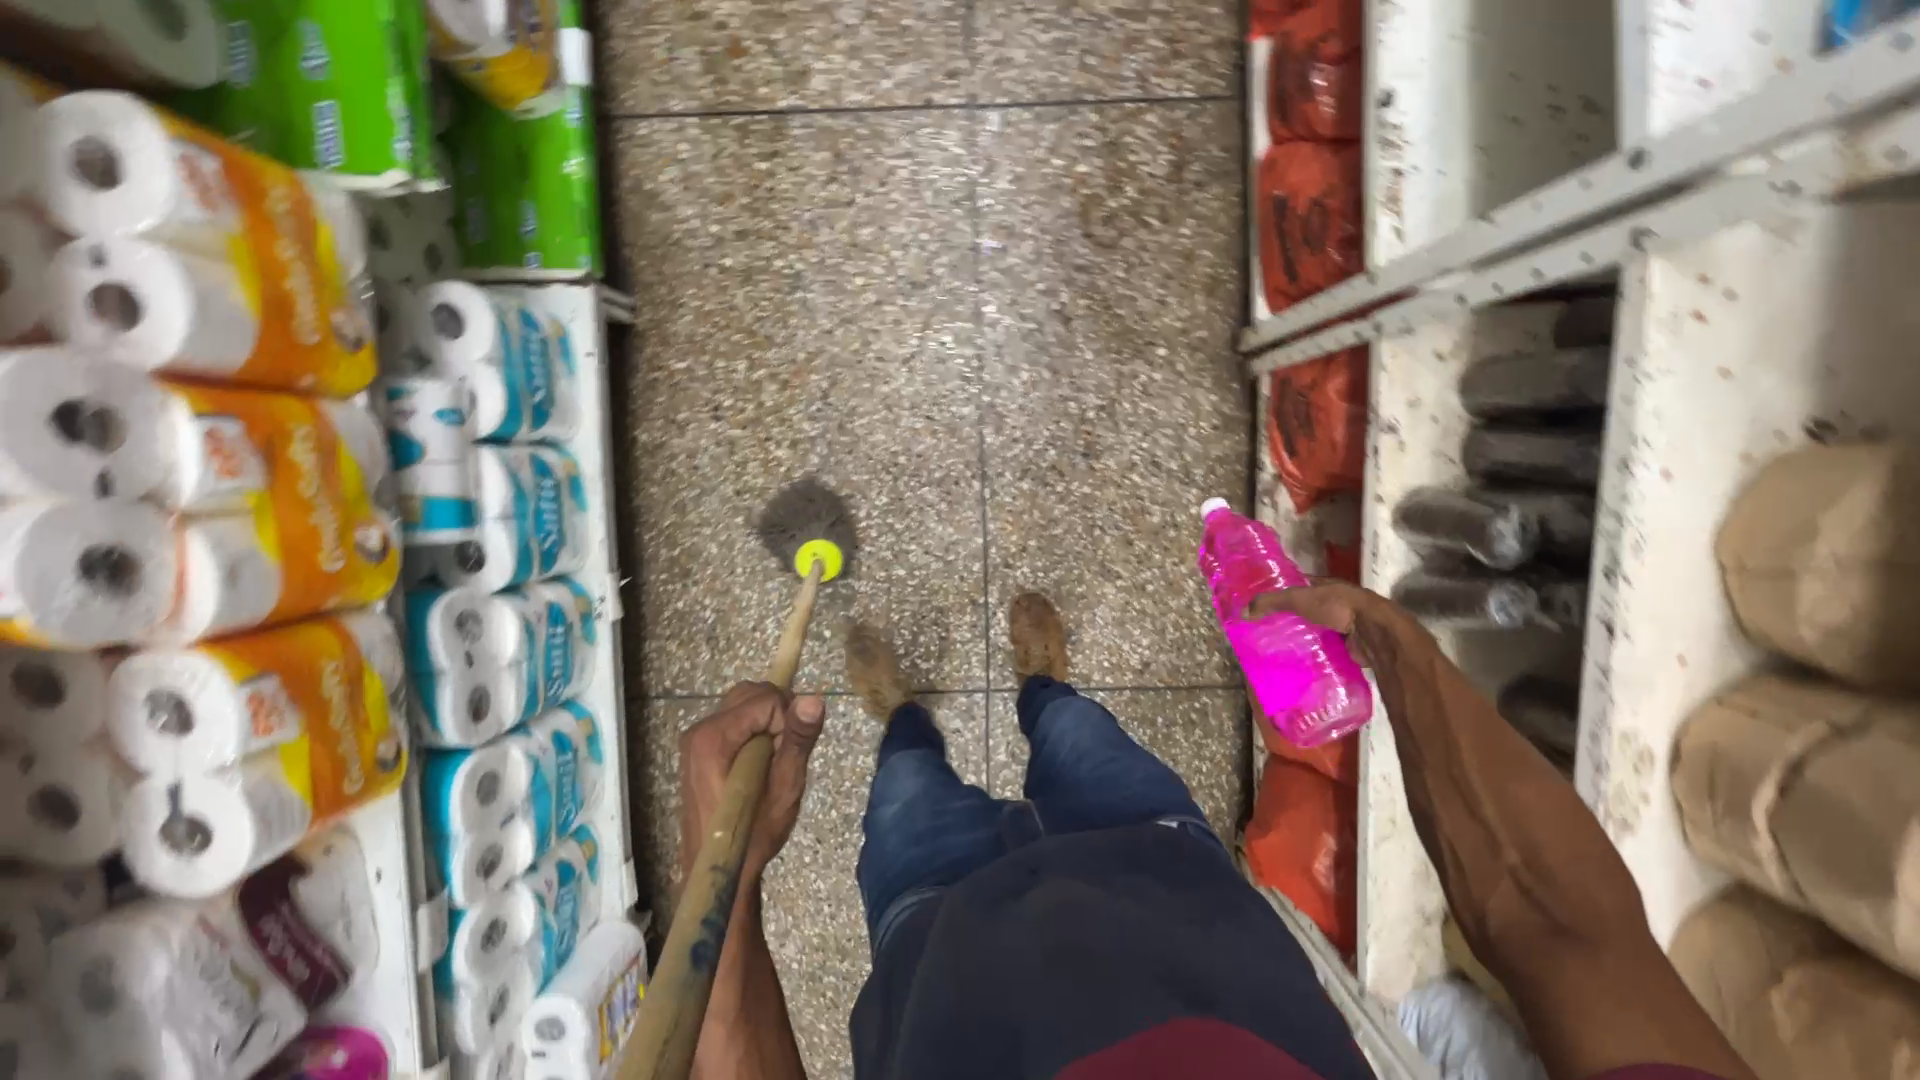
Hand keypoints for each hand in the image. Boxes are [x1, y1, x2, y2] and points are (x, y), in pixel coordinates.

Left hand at [677, 682, 826, 891]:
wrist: (720, 871)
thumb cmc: (754, 833)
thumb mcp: (785, 788)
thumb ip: (798, 740)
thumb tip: (813, 699)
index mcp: (714, 736)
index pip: (767, 699)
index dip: (788, 722)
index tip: (789, 757)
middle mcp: (700, 729)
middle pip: (753, 693)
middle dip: (779, 716)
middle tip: (785, 755)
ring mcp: (696, 738)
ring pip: (745, 703)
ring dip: (769, 722)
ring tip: (774, 760)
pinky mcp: (699, 748)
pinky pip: (735, 719)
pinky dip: (755, 730)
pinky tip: (759, 762)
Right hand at [1246, 580, 1428, 667]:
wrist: (1372, 630)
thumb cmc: (1336, 606)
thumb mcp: (1298, 598)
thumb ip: (1270, 602)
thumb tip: (1241, 612)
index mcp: (1326, 586)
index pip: (1298, 587)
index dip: (1280, 594)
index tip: (1261, 607)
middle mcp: (1336, 604)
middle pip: (1306, 612)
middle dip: (1289, 620)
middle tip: (1265, 632)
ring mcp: (1344, 626)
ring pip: (1316, 632)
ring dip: (1302, 640)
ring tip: (1276, 651)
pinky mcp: (1348, 647)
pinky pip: (1325, 651)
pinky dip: (1314, 657)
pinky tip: (1297, 664)